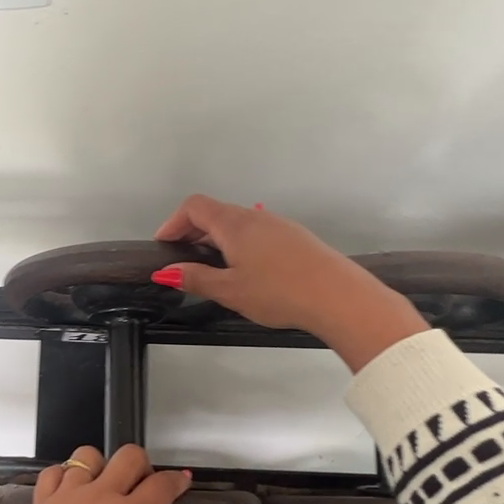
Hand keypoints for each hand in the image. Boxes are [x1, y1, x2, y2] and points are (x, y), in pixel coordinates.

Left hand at [0, 445, 196, 503]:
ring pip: (88, 456)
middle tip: (143, 484)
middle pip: (129, 456)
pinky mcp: (43, 502)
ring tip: (103, 487)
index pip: (162, 485)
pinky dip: (64, 475)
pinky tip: (70, 493)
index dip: (176, 481)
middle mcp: (101, 496)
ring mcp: (69, 495)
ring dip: (102, 466)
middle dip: (143, 465)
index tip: (181, 483)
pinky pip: (54, 472)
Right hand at [153, 194, 428, 370]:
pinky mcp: (295, 238)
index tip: (165, 246)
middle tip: (183, 260)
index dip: (174, 223)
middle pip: (215, 212)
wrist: (338, 297)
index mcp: (234, 225)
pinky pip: (258, 232)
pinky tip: (246, 270)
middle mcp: (256, 217)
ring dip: (217, 239)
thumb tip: (167, 272)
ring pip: (238, 222)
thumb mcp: (229, 290)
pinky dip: (240, 244)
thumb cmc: (281, 292)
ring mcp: (278, 225)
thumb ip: (195, 278)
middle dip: (193, 232)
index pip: (194, 206)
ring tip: (213, 268)